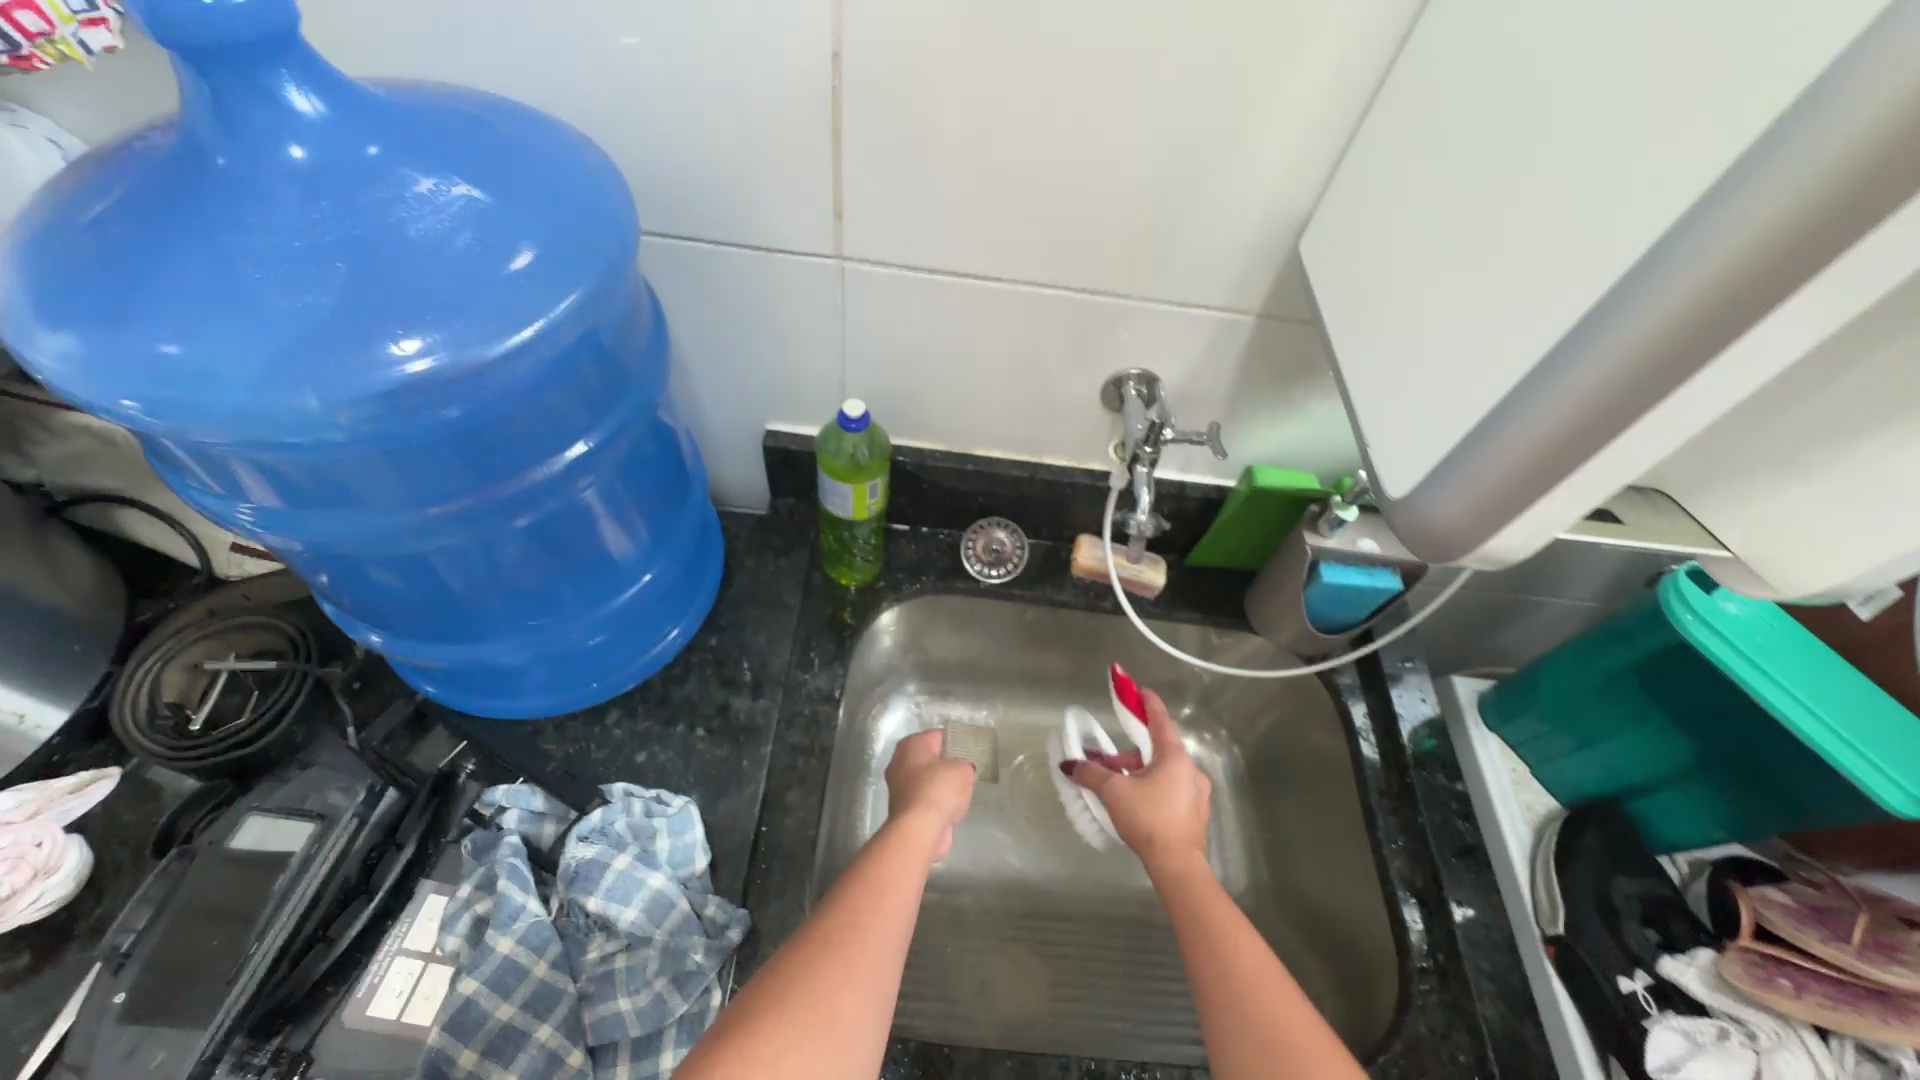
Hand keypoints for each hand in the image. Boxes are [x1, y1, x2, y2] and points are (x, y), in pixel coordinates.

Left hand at [885, 729, 976, 860]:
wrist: (920, 828)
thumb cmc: (939, 788)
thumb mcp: (963, 769)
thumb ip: (964, 765)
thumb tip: (960, 771)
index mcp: (911, 744)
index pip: (937, 735)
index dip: (954, 741)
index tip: (968, 750)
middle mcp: (899, 762)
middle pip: (929, 758)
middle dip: (946, 764)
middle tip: (965, 770)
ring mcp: (898, 787)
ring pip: (926, 780)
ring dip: (941, 785)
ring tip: (961, 791)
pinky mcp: (903, 809)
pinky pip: (925, 799)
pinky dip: (936, 803)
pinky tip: (951, 808)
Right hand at [1069, 688, 1211, 876]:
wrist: (1178, 864)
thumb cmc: (1148, 818)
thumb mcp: (1114, 792)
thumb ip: (1091, 773)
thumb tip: (1069, 764)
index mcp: (1174, 756)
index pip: (1160, 720)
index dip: (1147, 703)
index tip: (1139, 690)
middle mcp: (1190, 769)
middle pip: (1157, 750)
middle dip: (1131, 754)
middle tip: (1108, 763)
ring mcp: (1197, 793)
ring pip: (1164, 773)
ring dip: (1140, 774)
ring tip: (1117, 789)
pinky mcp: (1197, 814)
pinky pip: (1172, 791)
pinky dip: (1153, 790)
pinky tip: (1137, 806)